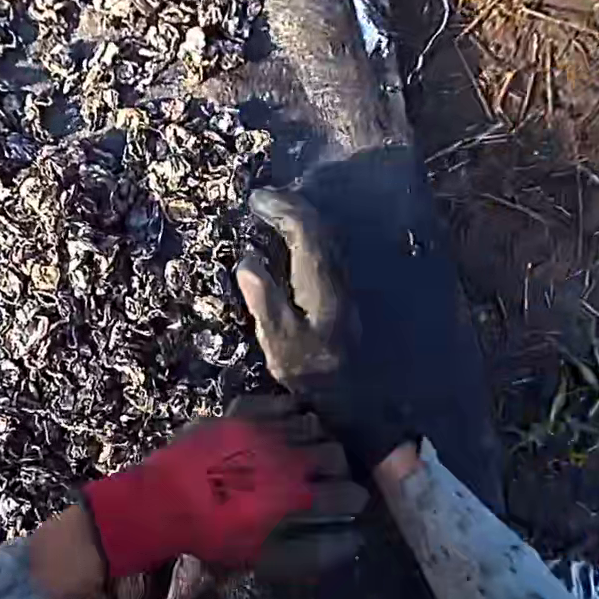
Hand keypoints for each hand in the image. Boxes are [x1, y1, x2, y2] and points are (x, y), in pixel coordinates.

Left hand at [81, 396, 359, 578]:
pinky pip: (273, 403)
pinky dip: (286, 409)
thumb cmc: (212, 535)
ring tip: (308, 446)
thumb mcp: (264, 558)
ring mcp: (259, 431)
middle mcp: (283, 457)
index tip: (351, 498)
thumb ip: (313, 553)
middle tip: (329, 473)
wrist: (161, 501)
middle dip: (338, 465)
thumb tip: (351, 540)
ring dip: (315, 436)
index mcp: (293, 495)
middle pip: (332, 451)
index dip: (354, 497)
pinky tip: (288, 417)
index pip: (345, 491)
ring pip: (307, 423)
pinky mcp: (236, 415)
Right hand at [234, 187, 416, 471]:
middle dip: (289, 207)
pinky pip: (321, 250)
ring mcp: (341, 284)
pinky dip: (303, 236)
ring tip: (271, 212)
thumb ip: (263, 298)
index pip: (304, 231)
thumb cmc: (310, 371)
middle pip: (318, 227)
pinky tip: (289, 241)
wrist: (351, 399)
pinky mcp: (339, 294)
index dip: (280, 209)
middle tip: (260, 199)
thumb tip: (247, 260)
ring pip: (323, 237)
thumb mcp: (278, 339)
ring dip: (298, 219)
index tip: (254, 200)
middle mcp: (335, 275)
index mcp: (320, 281)